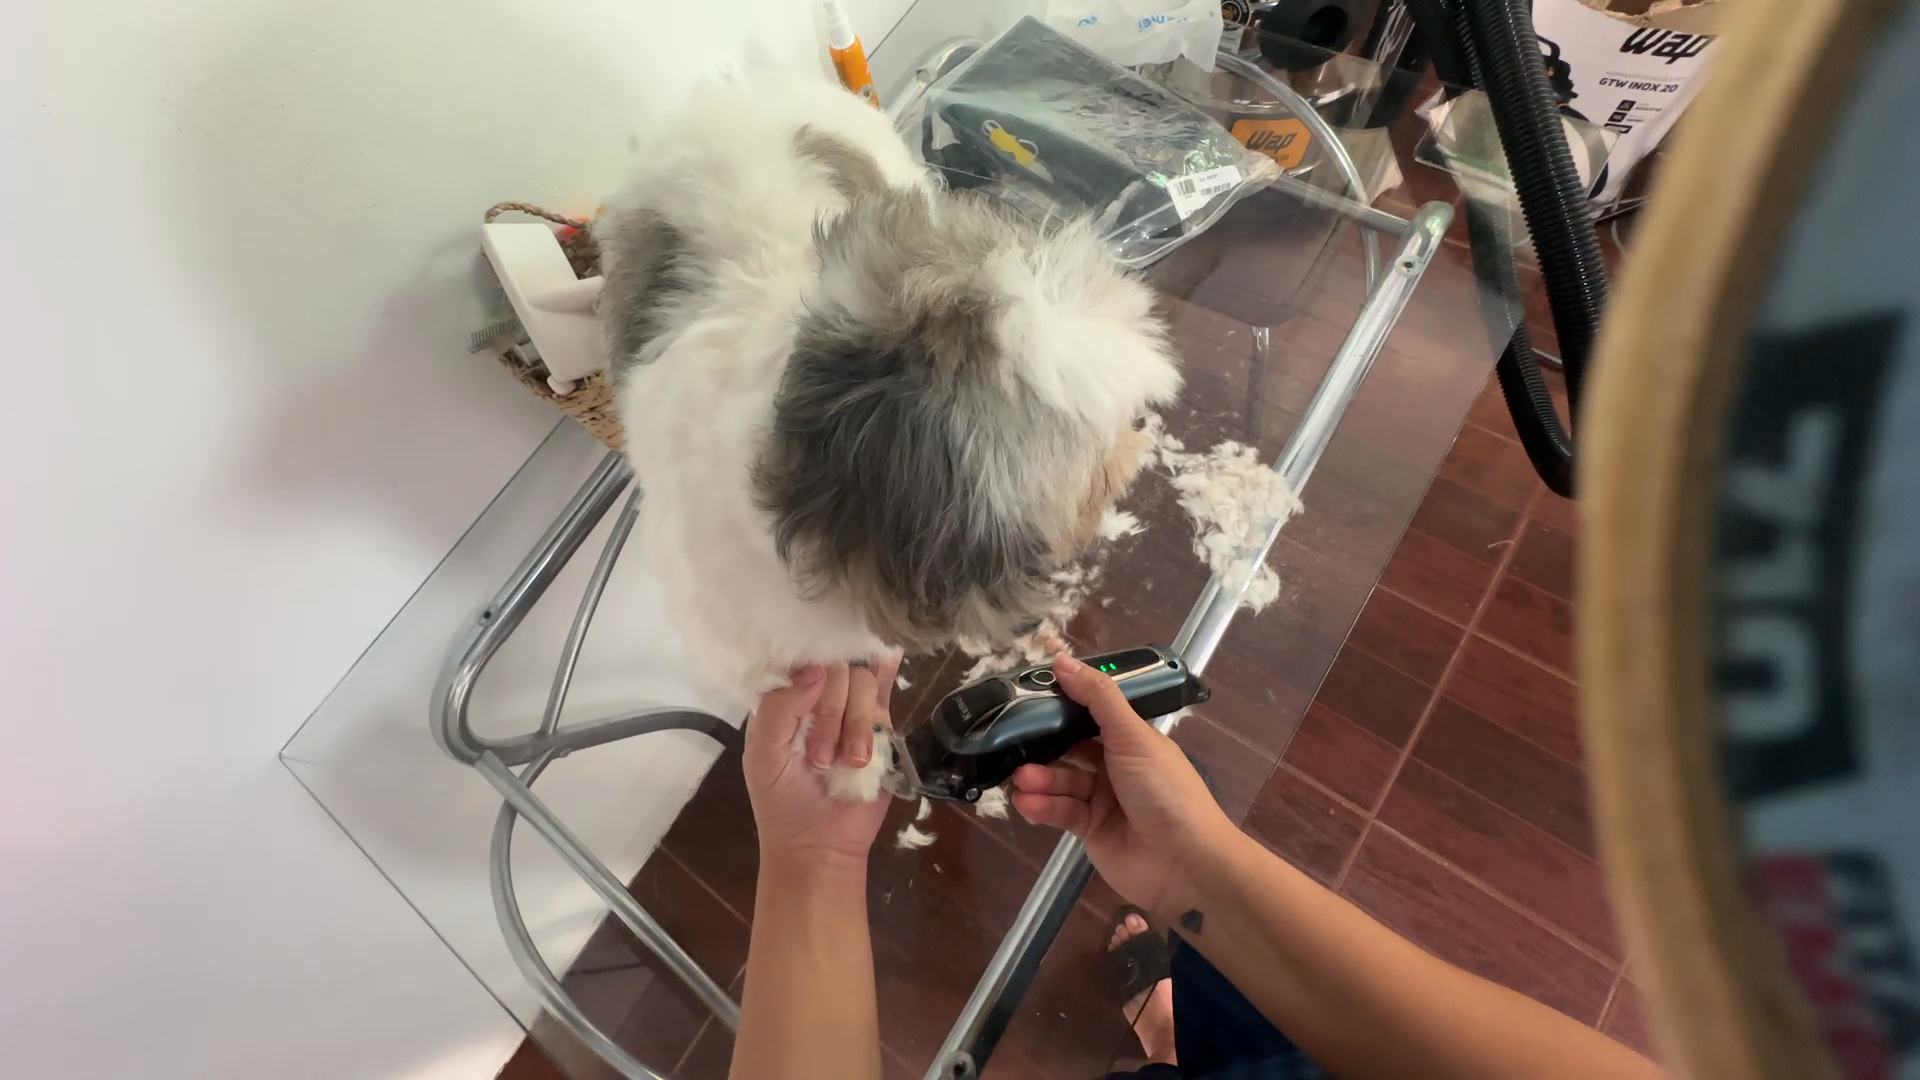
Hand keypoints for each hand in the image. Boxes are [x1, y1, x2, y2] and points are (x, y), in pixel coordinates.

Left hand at [742, 654, 902, 868]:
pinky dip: (887, 673)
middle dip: (831, 713)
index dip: (809, 664)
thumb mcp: (764, 756)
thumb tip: (816, 670)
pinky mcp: (881, 727)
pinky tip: (891, 656)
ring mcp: (851, 711)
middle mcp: (818, 698)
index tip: (815, 681)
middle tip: (821, 758)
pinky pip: (885, 694)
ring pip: (863, 683)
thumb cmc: (783, 802)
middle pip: (836, 670)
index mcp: (784, 701)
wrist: (822, 846)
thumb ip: (780, 708)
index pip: (798, 659)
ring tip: (849, 762)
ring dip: (855, 725)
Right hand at [1009, 653, 1236, 918]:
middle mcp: (1114, 764)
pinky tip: (1025, 803)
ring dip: (1039, 778)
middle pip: (1069, 748)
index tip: (1025, 694)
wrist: (1187, 864)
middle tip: (1012, 741)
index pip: (1088, 713)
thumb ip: (1097, 696)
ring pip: (1061, 780)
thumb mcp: (1132, 735)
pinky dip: (1042, 806)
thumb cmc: (1164, 789)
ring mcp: (1101, 798)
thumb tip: (1061, 660)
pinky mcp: (1090, 829)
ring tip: (1020, 779)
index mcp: (1130, 737)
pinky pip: (1060, 811)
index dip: (1059, 704)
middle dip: (1042, 746)